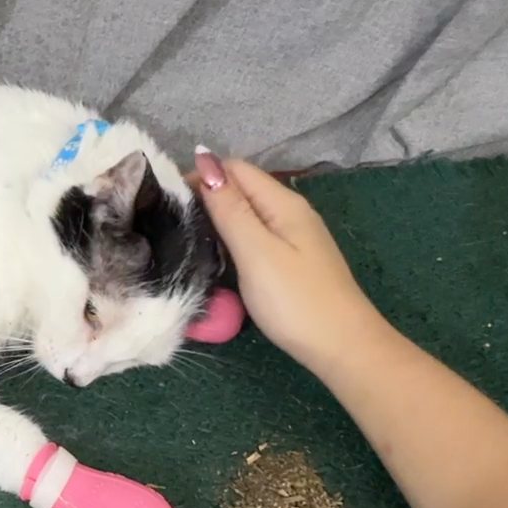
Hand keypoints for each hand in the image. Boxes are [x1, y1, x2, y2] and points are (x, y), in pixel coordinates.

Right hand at [191, 150, 393, 376]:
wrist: (340, 345)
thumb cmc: (294, 299)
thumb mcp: (256, 251)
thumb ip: (230, 209)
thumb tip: (205, 161)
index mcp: (282, 204)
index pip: (236, 169)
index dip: (201, 177)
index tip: (168, 204)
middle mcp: (289, 212)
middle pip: (241, 188)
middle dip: (206, 196)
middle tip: (171, 224)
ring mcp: (292, 237)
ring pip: (247, 212)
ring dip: (216, 218)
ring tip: (186, 239)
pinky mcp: (289, 259)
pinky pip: (254, 235)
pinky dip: (231, 238)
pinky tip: (216, 256)